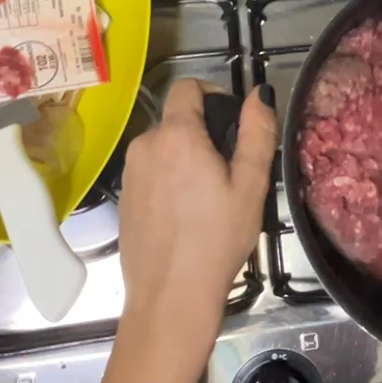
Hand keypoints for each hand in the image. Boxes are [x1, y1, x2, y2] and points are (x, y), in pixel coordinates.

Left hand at [117, 79, 276, 337]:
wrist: (170, 297)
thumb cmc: (217, 238)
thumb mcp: (251, 184)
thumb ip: (257, 132)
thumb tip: (257, 94)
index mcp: (176, 135)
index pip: (187, 86)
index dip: (213, 93)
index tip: (233, 122)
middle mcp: (144, 145)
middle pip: (177, 119)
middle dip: (204, 132)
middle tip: (230, 170)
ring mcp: (129, 173)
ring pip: (164, 146)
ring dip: (186, 156)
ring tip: (211, 196)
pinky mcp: (124, 198)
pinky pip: (151, 171)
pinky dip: (170, 179)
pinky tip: (187, 214)